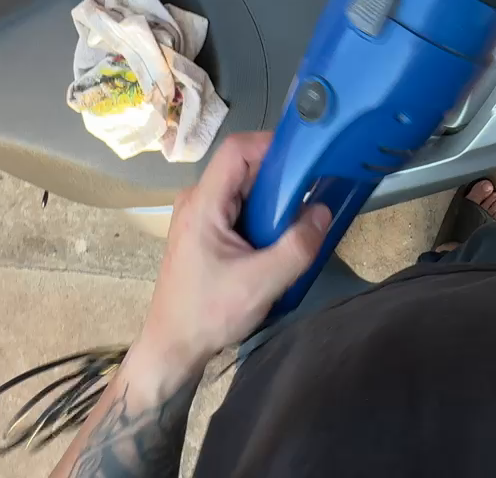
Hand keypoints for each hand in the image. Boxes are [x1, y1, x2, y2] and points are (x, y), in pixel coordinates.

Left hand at [131, 132, 331, 377]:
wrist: (171, 350)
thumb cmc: (208, 314)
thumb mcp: (260, 284)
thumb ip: (297, 247)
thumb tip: (324, 211)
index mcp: (203, 203)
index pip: (237, 149)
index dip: (271, 144)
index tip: (305, 159)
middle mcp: (198, 199)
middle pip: (244, 165)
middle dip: (280, 174)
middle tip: (312, 189)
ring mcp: (200, 213)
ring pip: (244, 185)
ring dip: (274, 196)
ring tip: (300, 214)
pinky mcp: (207, 229)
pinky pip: (240, 204)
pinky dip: (264, 211)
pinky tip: (281, 233)